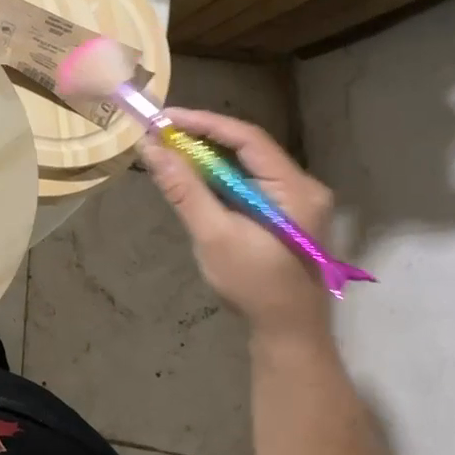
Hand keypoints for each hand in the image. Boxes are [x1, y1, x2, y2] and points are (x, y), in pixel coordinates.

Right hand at [138, 108, 335, 342]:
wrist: (289, 335)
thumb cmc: (255, 287)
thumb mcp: (214, 236)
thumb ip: (184, 188)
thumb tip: (150, 147)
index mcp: (297, 190)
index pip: (248, 139)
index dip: (204, 122)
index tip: (164, 118)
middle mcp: (304, 188)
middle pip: (248, 147)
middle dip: (202, 137)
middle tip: (161, 133)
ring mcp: (298, 202)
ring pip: (246, 164)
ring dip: (207, 157)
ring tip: (169, 151)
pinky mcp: (287, 214)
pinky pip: (249, 181)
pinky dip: (218, 176)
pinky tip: (193, 178)